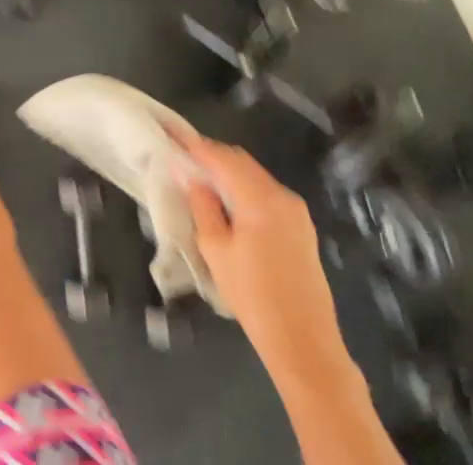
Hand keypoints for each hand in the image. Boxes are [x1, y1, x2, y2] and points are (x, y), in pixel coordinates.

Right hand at [180, 135, 353, 390]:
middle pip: (242, 162)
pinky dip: (243, 187)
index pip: (222, 159)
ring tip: (198, 176)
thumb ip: (202, 206)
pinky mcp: (301, 227)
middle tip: (181, 154)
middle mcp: (283, 197)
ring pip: (255, 177)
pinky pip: (267, 193)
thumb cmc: (250, 293)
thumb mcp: (215, 249)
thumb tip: (190, 176)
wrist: (302, 338)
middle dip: (212, 154)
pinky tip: (225, 200)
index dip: (194, 145)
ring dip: (228, 171)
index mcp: (261, 200)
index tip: (170, 133)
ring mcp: (297, 212)